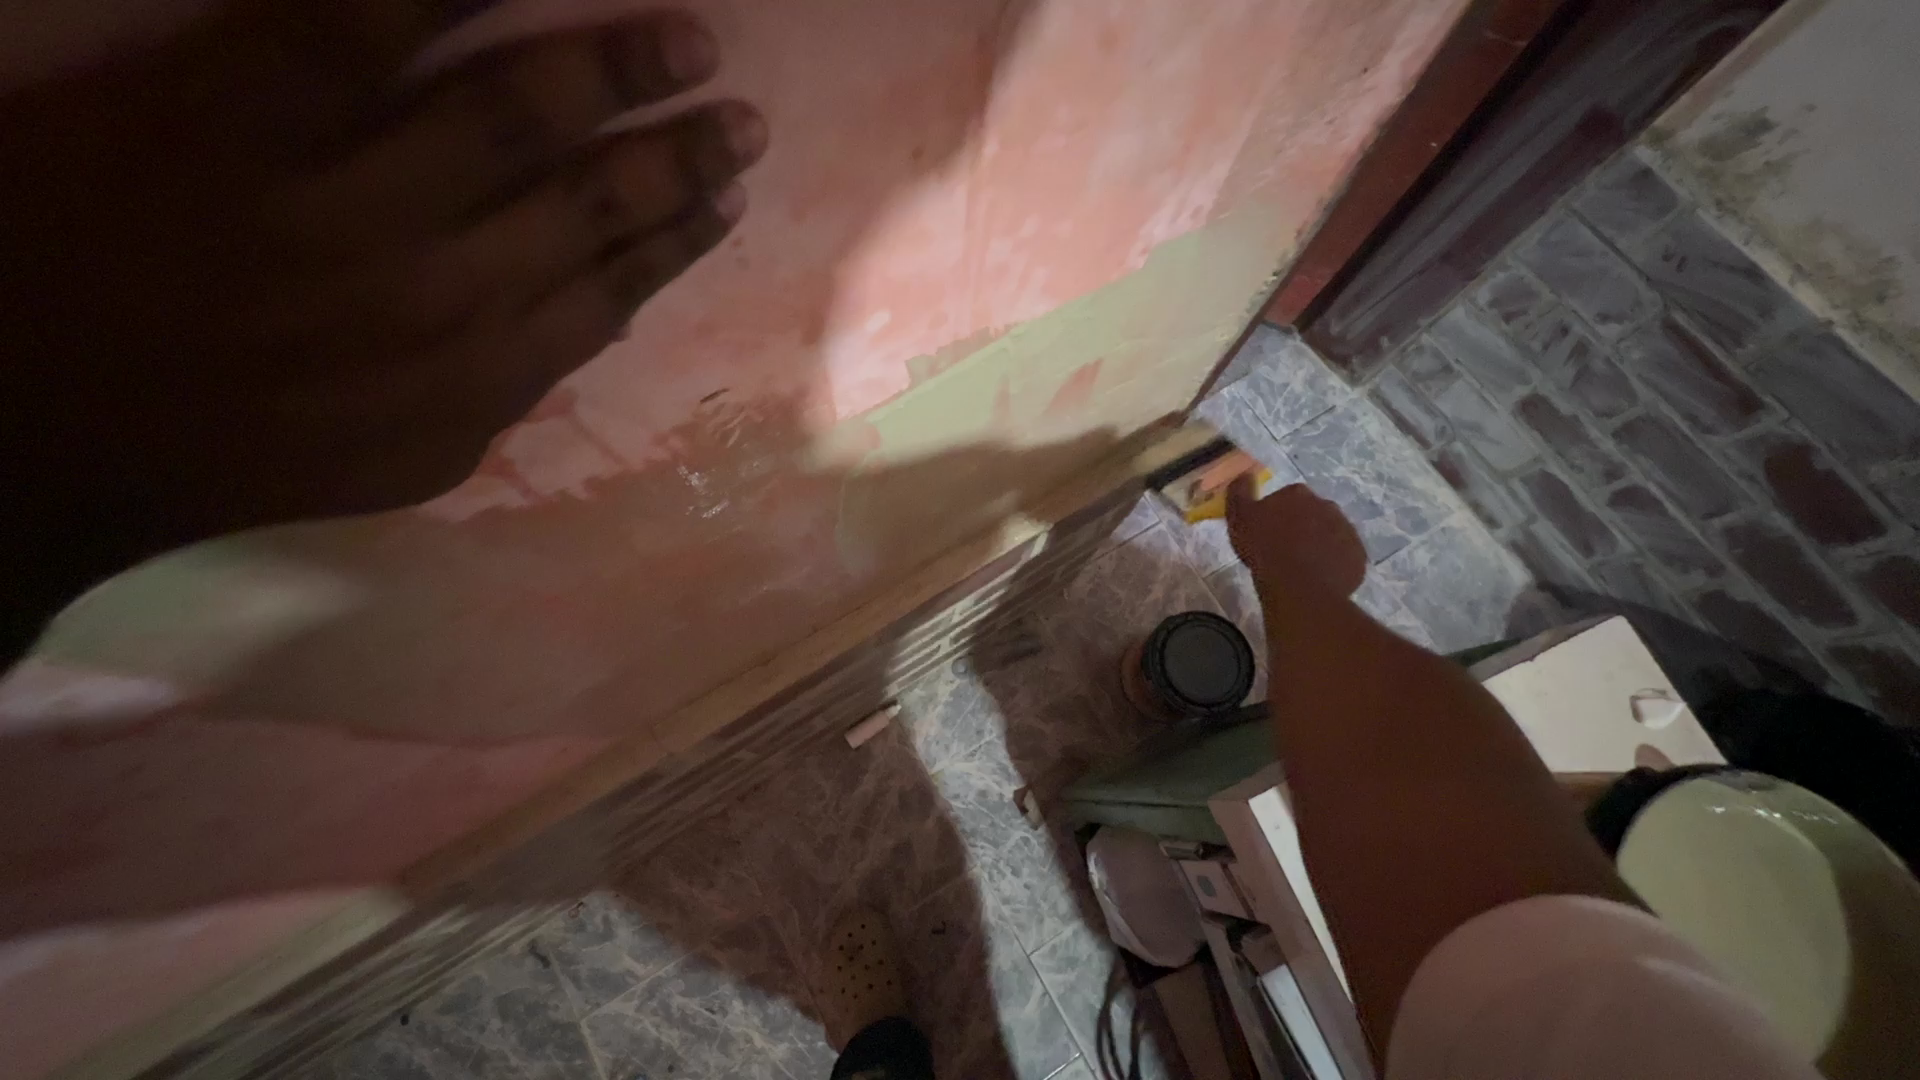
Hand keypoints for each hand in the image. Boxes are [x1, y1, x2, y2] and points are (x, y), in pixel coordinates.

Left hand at [0, 1, 764, 651]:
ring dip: (614, 76)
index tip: (733, 200)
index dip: (683, 240)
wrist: (45, 432)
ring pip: (515, 122)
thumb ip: (518, 393)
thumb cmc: (246, 450)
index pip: (615, 289)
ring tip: (690, 46)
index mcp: (486, 373)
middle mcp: (446, 288)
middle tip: (744, 118)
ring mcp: (349, 201)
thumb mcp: (419, 456)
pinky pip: (353, 29)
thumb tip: (599, 326)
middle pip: (592, 205)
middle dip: (679, 158)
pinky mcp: (238, 117)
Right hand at [1226, 477, 1366, 599]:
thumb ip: (1240, 493)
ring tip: (1300, 566)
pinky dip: (1332, 562)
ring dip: (1318, 544)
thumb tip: (1244, 474)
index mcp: (1297, 494)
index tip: (1266, 532)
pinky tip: (1317, 576)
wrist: (1297, 587)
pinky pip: (1343, 555)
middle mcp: (1326, 505)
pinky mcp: (1358, 554)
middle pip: (1311, 513)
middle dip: (1300, 527)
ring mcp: (1346, 529)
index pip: (1286, 498)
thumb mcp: (1239, 519)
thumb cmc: (1264, 550)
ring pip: (1329, 533)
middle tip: (1283, 549)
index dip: (1275, 515)